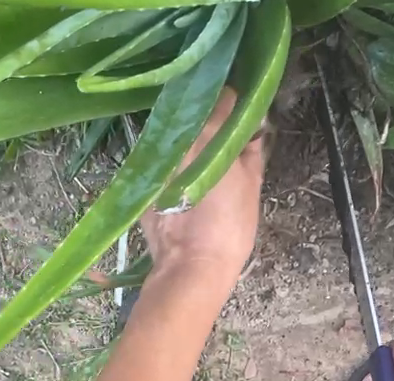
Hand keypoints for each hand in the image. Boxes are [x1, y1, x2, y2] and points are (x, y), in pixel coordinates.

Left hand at [139, 88, 264, 292]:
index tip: (240, 118)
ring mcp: (156, 160)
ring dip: (188, 143)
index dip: (234, 106)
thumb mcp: (251, 186)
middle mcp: (177, 138)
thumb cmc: (228, 229)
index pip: (223, 98)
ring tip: (202, 162)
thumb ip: (250, 151)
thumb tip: (251, 130)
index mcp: (208, 131)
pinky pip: (160, 162)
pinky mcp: (142, 182)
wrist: (190, 269)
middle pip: (194, 114)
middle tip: (222, 142)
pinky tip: (181, 182)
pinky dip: (171, 165)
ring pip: (175, 137)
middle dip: (208, 123)